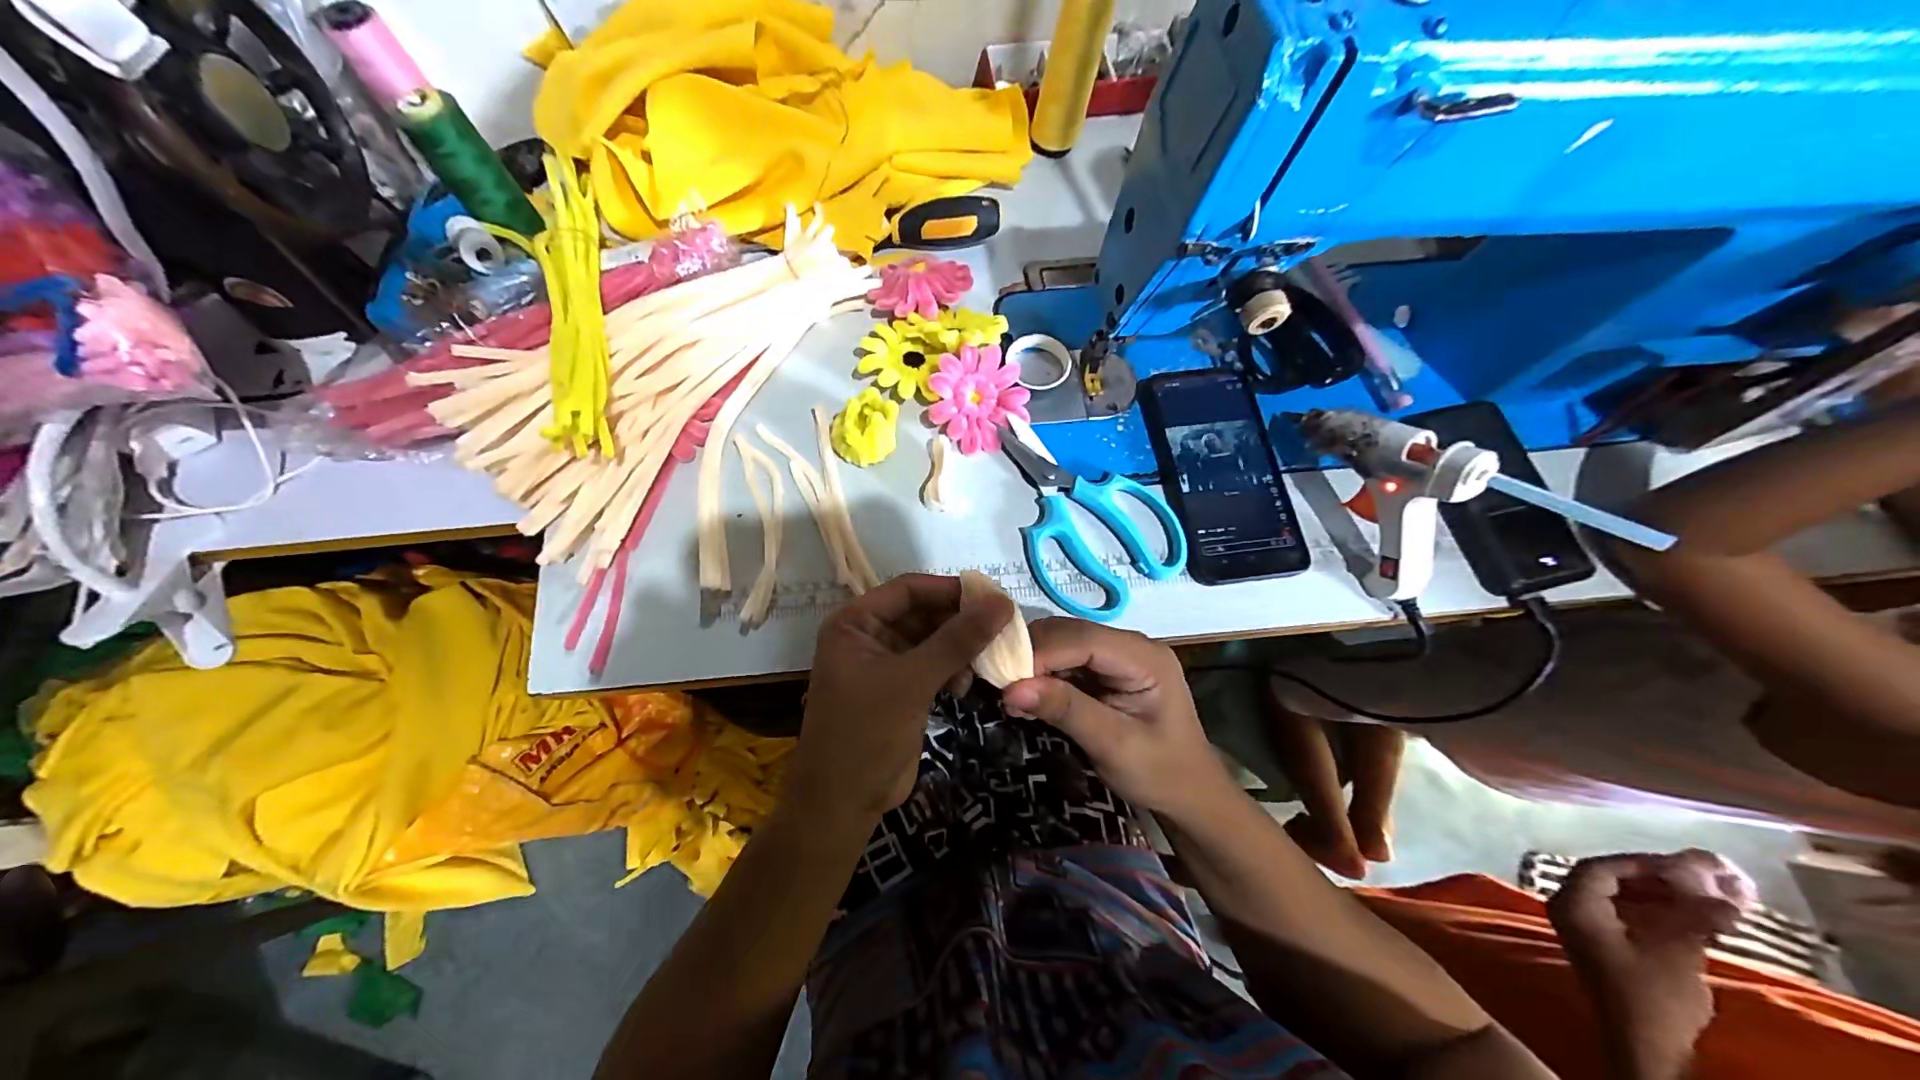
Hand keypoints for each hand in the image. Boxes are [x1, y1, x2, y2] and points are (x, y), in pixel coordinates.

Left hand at [789, 573, 1012, 820]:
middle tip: (1001, 629)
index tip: (993, 597)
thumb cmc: (867, 732)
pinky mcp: (900, 691)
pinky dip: (953, 670)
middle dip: (959, 622)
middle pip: (922, 613)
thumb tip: (1002, 603)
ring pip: (931, 641)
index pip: (908, 589)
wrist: (843, 802)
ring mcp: (883, 665)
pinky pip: (933, 666)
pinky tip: (968, 684)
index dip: (949, 590)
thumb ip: (957, 639)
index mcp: (855, 623)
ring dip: (959, 648)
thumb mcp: (912, 681)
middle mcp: (867, 637)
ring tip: (985, 662)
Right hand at [1001, 618, 1232, 819]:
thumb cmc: (1160, 773)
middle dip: (1032, 655)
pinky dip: (1041, 674)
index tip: (1004, 679)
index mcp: (1145, 658)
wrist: (1190, 795)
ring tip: (1009, 693)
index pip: (1083, 639)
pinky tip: (1025, 695)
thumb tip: (1012, 688)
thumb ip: (1066, 710)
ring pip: (1062, 643)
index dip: (1040, 652)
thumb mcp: (1114, 745)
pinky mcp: (1104, 671)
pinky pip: (1064, 661)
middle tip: (1000, 686)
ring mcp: (1117, 657)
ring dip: (1032, 664)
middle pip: (1069, 634)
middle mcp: (1131, 646)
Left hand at [1548, 849, 1752, 1079]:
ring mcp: (1585, 928)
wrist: (1646, 1047)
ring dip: (1661, 895)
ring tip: (1707, 895)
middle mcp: (1569, 909)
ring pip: (1621, 897)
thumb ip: (1696, 916)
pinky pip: (1626, 916)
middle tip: (1700, 879)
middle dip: (1656, 878)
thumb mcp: (1676, 951)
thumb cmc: (1653, 996)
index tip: (1683, 866)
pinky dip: (1657, 912)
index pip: (1601, 868)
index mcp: (1572, 904)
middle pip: (1610, 879)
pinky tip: (1695, 916)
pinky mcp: (1604, 945)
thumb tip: (1729, 895)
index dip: (1642, 863)